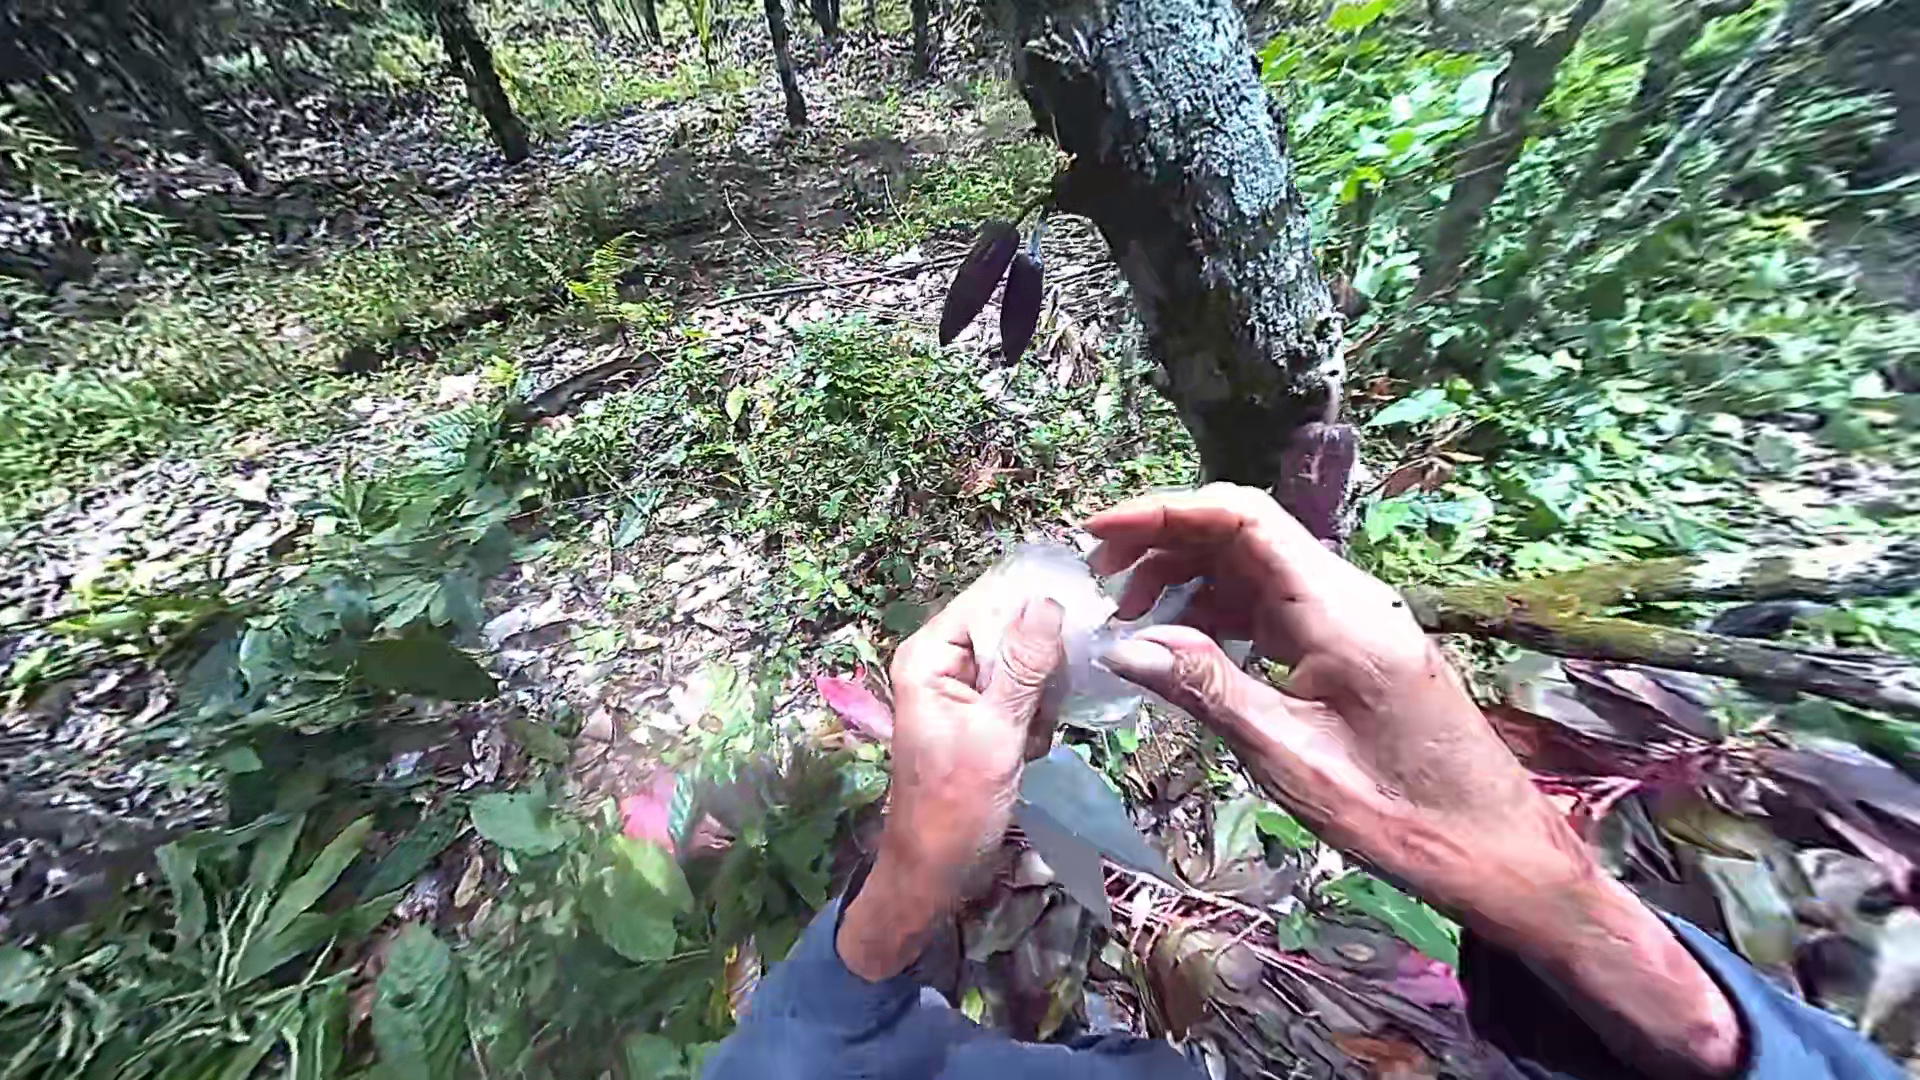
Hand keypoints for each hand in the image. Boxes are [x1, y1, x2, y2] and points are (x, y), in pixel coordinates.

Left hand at [837, 584, 1064, 980]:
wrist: (937, 868)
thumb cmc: (957, 804)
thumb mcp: (995, 731)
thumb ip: (1024, 666)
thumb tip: (1048, 600)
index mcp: (930, 653)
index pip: (987, 599)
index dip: (1033, 605)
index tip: (1079, 624)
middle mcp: (942, 657)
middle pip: (1007, 627)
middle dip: (1037, 664)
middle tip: (1043, 706)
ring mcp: (961, 683)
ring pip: (1022, 659)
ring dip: (1039, 695)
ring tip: (1030, 735)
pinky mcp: (980, 706)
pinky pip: (1021, 688)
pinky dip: (1033, 714)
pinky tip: (1027, 746)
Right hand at [1090, 484, 1738, 1076]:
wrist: (1502, 856)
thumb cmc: (1401, 815)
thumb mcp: (1289, 757)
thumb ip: (1205, 689)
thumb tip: (1123, 644)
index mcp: (1336, 611)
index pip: (1241, 520)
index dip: (1163, 512)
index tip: (1101, 531)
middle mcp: (1341, 593)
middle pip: (1237, 530)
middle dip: (1160, 538)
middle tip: (1100, 574)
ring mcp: (1340, 612)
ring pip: (1244, 561)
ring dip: (1180, 572)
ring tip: (1128, 610)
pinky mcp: (1335, 635)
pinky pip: (1259, 597)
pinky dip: (1208, 605)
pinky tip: (1178, 636)